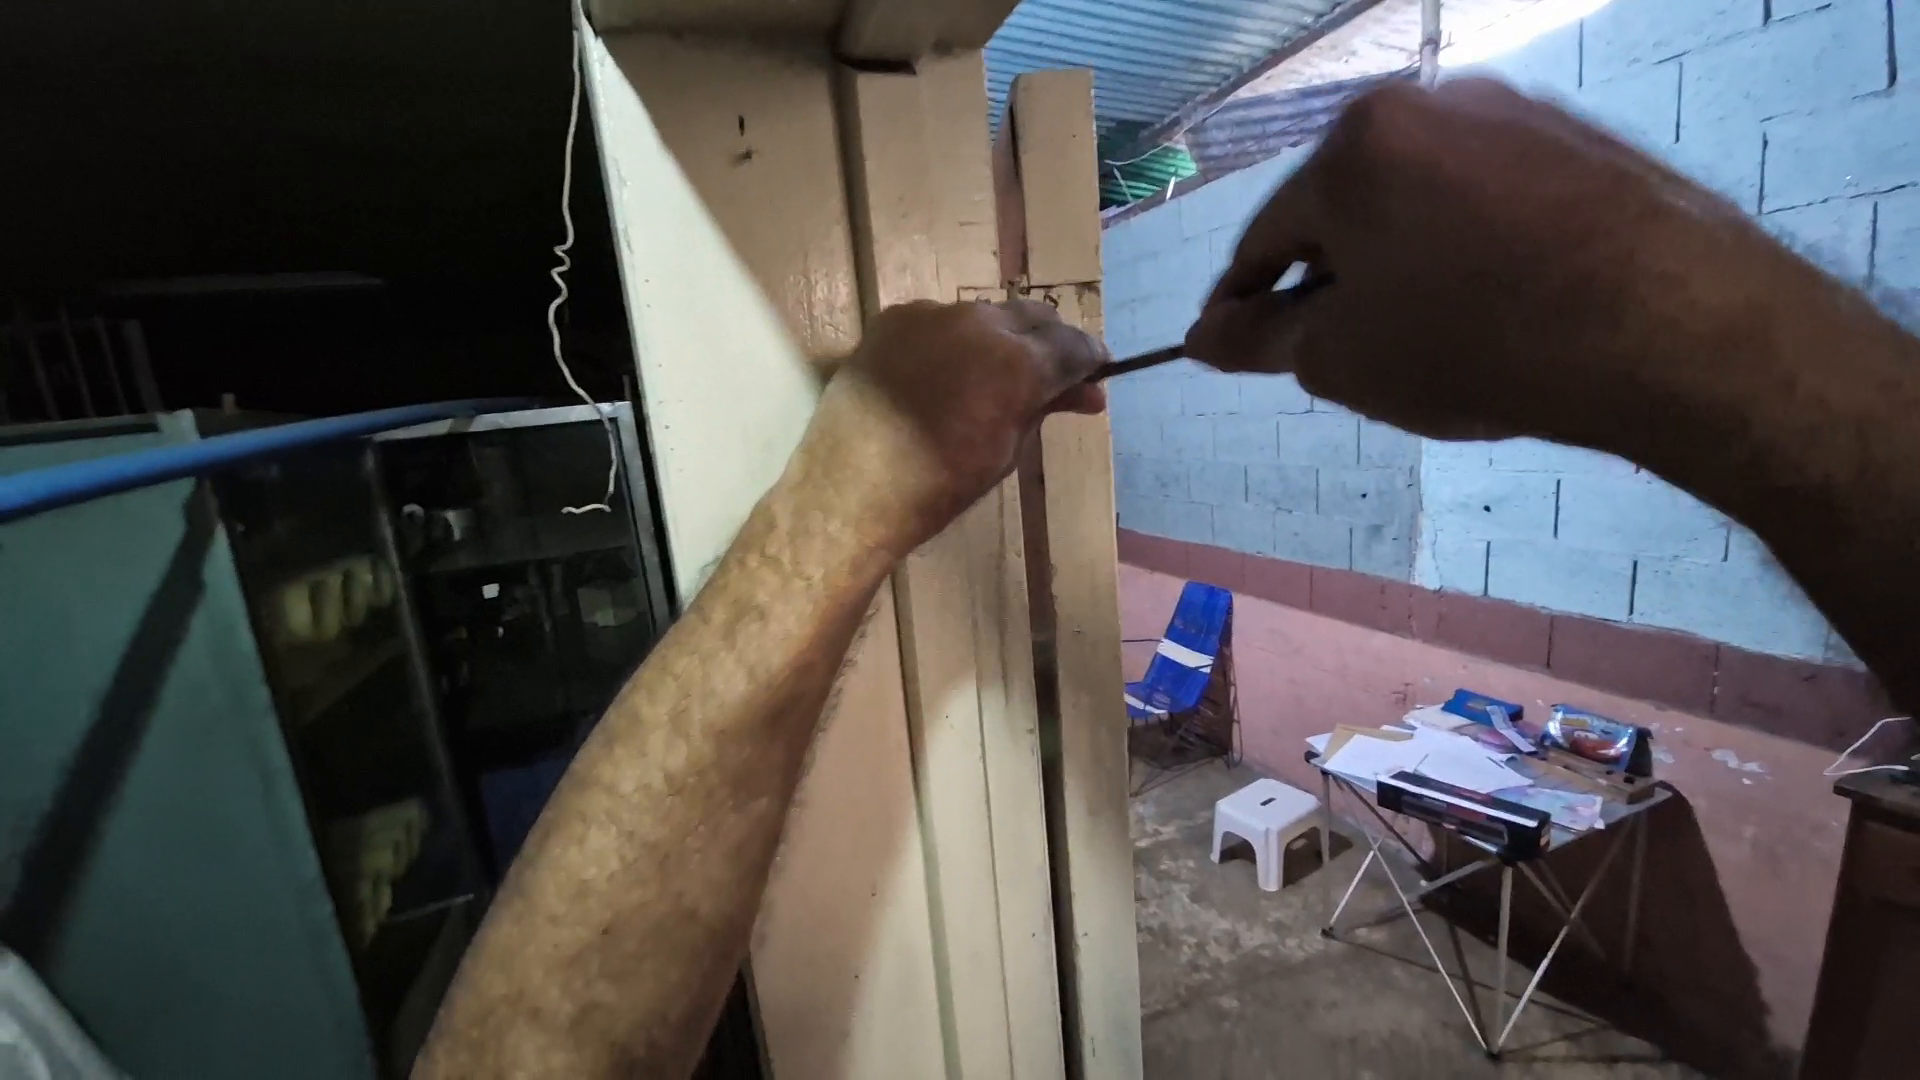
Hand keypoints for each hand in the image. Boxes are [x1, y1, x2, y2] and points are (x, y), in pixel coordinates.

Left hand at [798, 298, 1106, 552]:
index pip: (1072, 346)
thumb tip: (1083, 394)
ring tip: (998, 372)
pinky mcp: (894, 318)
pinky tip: (949, 370)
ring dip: (1003, 338)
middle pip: (1033, 318)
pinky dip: (957, 340)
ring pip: (987, 315)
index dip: (1090, 359)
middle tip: (1055, 374)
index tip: (1098, 372)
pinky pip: (941, 320)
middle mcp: (980, 324)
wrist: (851, 486)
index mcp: (1018, 363)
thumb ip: (1042, 410)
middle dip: (1050, 343)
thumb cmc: (938, 486)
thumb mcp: (1006, 453)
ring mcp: (933, 315)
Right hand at [1184, 77, 1813, 443]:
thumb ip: (1255, 341)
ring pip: (1404, 206)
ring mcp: (1508, 113)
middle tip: (1332, 353)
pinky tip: (1473, 306)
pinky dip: (1448, 251)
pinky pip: (1471, 199)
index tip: (1232, 347)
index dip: (1238, 303)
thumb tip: (1199, 338)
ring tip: (1409, 336)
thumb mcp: (1335, 356)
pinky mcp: (1573, 138)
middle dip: (1320, 285)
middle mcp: (1425, 106)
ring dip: (1383, 268)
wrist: (1668, 331)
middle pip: (1335, 214)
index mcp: (1352, 150)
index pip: (1261, 241)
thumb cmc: (1463, 343)